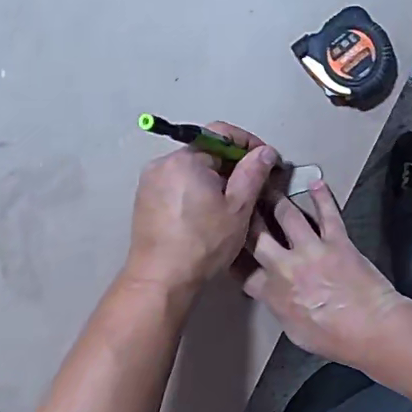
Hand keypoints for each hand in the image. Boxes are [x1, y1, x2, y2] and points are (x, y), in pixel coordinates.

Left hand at [125, 122, 277, 296]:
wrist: (161, 278)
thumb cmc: (203, 243)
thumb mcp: (238, 208)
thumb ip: (253, 174)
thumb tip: (266, 152)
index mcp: (185, 159)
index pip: (221, 133)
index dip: (248, 143)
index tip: (266, 162)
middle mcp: (162, 163)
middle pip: (205, 152)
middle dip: (232, 165)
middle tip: (253, 188)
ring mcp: (150, 181)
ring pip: (192, 170)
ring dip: (215, 180)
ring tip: (231, 206)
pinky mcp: (145, 200)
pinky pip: (177, 185)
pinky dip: (196, 191)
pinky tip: (207, 215)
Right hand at [243, 181, 410, 363]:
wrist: (370, 328)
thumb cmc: (334, 339)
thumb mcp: (295, 331)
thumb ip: (281, 307)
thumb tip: (278, 298)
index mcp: (272, 292)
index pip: (243, 270)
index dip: (233, 257)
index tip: (228, 246)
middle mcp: (285, 266)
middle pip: (256, 235)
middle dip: (246, 216)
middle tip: (239, 199)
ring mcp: (311, 249)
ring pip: (287, 215)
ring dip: (276, 198)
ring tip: (268, 184)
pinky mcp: (337, 241)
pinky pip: (327, 213)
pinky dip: (322, 197)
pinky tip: (317, 182)